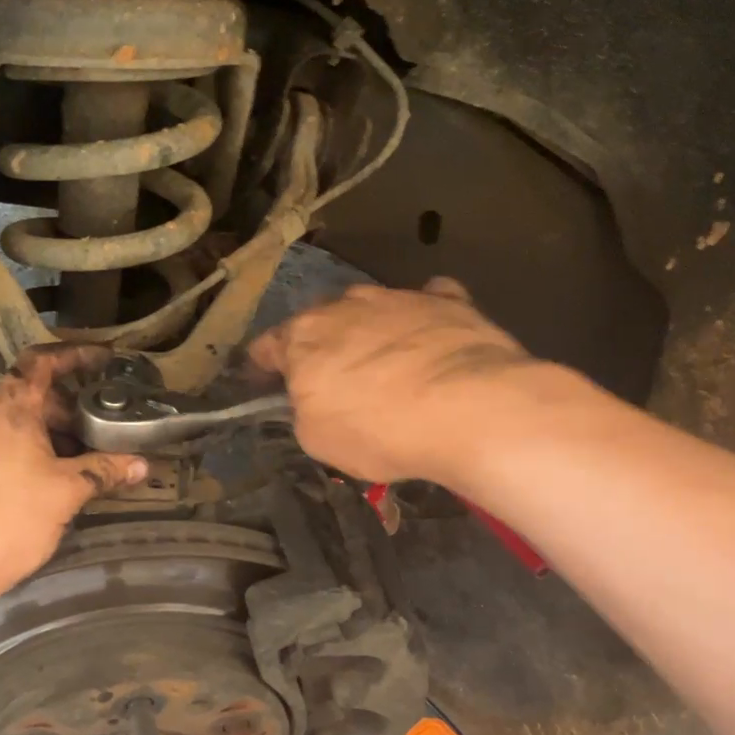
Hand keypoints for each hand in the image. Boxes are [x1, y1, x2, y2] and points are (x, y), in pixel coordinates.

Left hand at [0, 345, 148, 602]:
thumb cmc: (10, 519)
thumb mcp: (66, 493)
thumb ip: (103, 471)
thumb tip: (141, 464)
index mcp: (9, 411)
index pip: (39, 362)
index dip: (72, 355)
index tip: (102, 360)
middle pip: (29, 395)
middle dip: (67, 405)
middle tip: (100, 421)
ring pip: (16, 425)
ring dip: (50, 432)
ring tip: (83, 454)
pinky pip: (2, 447)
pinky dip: (31, 451)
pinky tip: (52, 479)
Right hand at [248, 277, 558, 483]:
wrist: (470, 409)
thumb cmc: (378, 429)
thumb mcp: (316, 438)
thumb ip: (305, 409)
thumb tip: (314, 397)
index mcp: (302, 338)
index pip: (266, 346)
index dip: (263, 367)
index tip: (267, 384)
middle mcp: (344, 306)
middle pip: (319, 321)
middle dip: (320, 344)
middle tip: (330, 377)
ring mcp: (397, 297)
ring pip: (370, 309)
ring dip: (369, 330)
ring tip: (384, 362)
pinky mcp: (449, 300)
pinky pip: (427, 301)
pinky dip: (423, 318)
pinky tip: (431, 338)